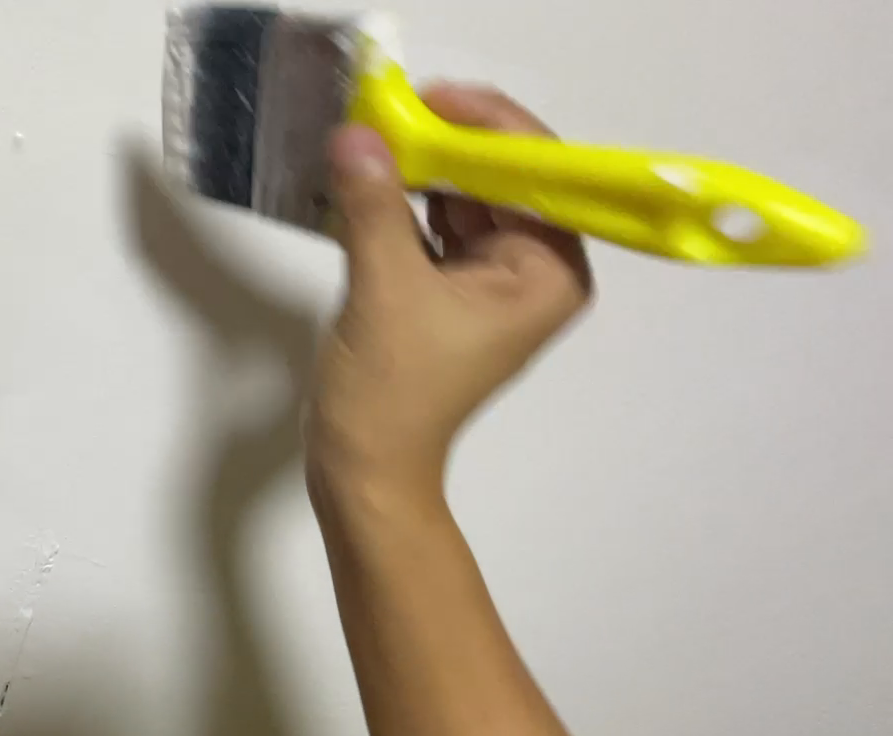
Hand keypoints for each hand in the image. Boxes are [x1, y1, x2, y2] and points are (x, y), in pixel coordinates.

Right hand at [306, 84, 593, 498]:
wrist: (360, 470)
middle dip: (442, 153)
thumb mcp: (383, 293)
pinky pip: (425, 243)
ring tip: (369, 151)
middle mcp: (527, 275)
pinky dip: (396, 219)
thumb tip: (355, 136)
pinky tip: (363, 197)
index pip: (531, 173)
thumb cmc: (389, 393)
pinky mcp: (439, 305)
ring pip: (455, 213)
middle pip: (494, 188)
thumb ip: (373, 209)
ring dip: (413, 183)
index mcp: (547, 272)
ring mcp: (482, 291)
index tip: (425, 99)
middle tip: (386, 121)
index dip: (482, 128)